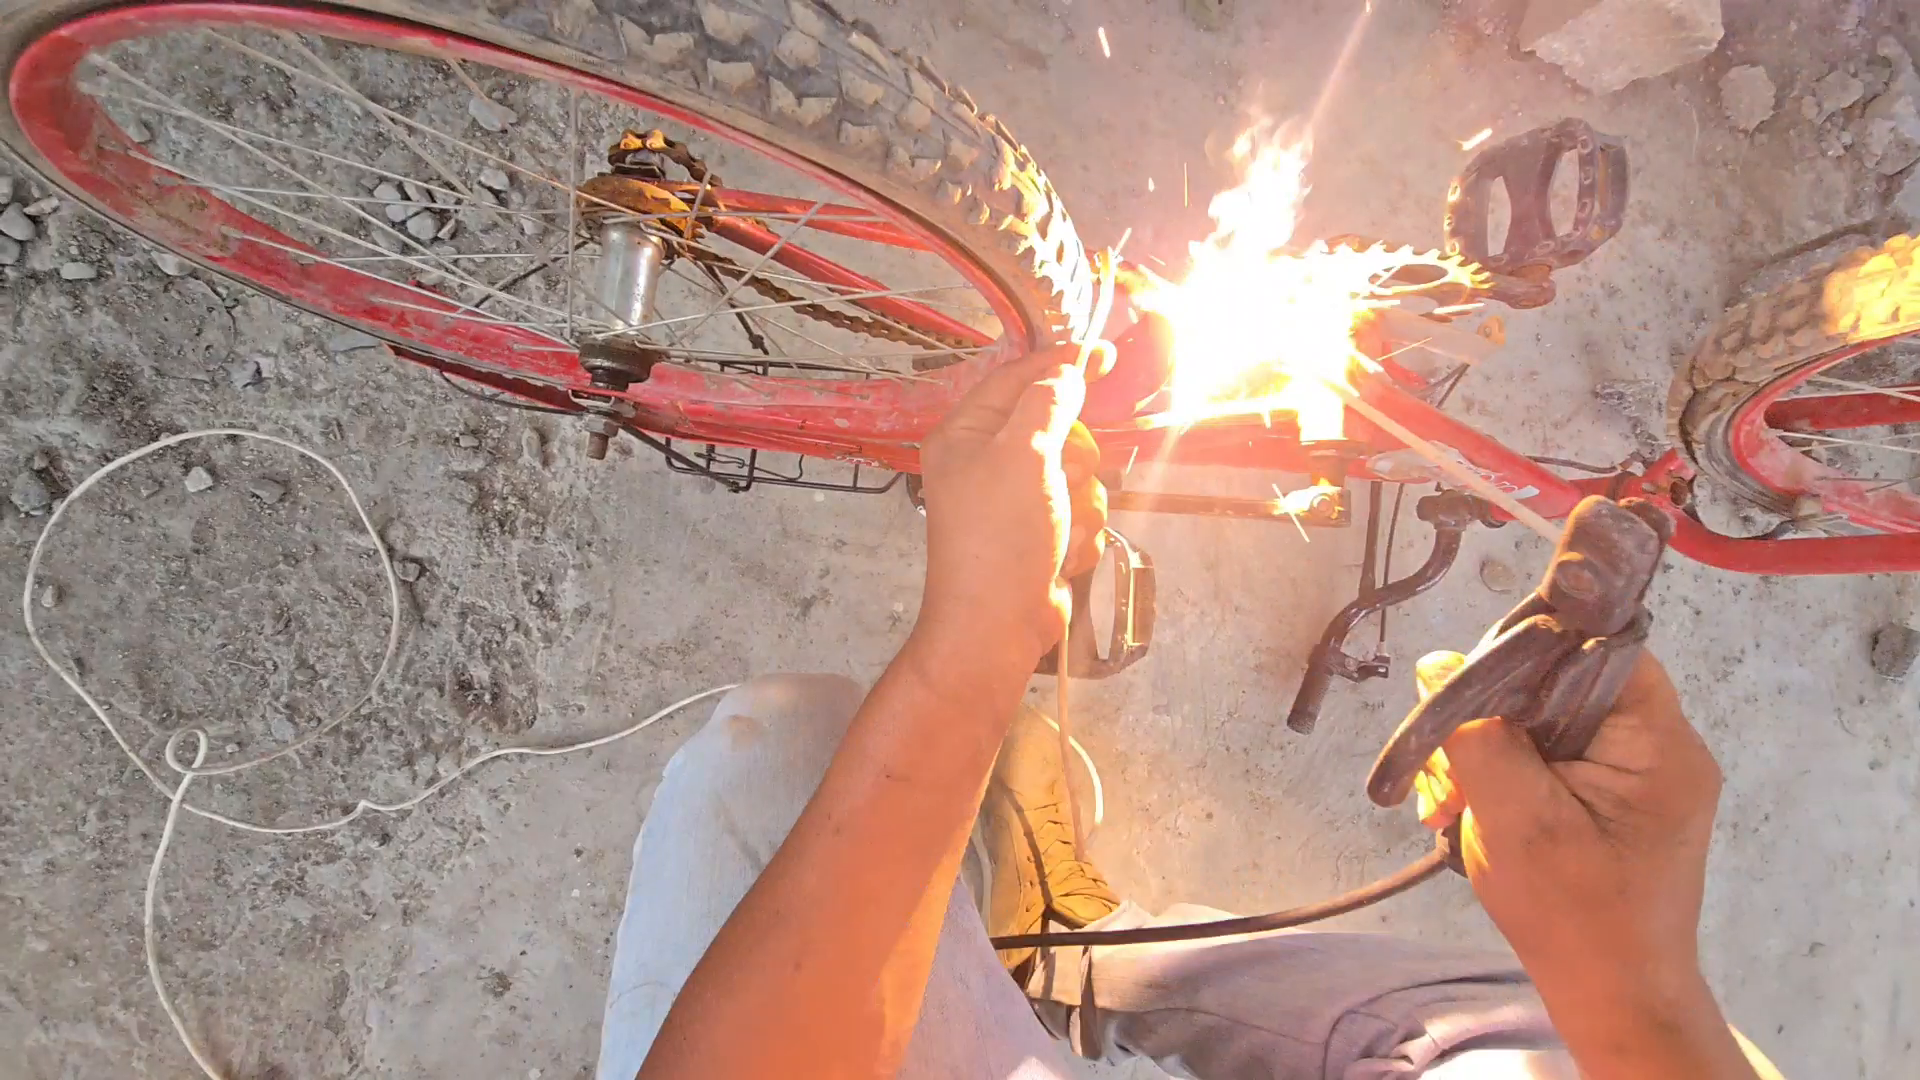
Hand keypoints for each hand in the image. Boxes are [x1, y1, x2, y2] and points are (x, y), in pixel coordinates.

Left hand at [912, 345, 1105, 669]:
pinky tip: (1058, 558)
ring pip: (1081, 474)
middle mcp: (989, 462)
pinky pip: (1083, 512)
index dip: (1061, 365)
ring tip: (1056, 533)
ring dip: (1080, 505)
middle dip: (1072, 460)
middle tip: (1059, 483)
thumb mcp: (1023, 455)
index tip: (1106, 354)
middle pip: (1059, 428)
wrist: (998, 625)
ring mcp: (1018, 500)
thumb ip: (1048, 403)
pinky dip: (1078, 535)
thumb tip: (1068, 370)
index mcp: (966, 434)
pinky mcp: (1043, 532)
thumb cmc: (1001, 534)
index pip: (1017, 380)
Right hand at [1413, 651, 1758, 1078]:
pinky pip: (1525, 753)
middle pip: (1548, 685)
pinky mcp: (1589, 791)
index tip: (1469, 676)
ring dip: (1470, 752)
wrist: (1606, 994)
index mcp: (1654, 743)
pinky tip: (1454, 808)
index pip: (1600, 651)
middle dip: (1481, 716)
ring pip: (1524, 719)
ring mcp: (1617, 771)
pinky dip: (1482, 773)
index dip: (1531, 648)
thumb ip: (1476, 732)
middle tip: (1445, 765)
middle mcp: (1645, 746)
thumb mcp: (1515, 813)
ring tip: (1444, 802)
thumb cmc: (1572, 908)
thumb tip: (1436, 665)